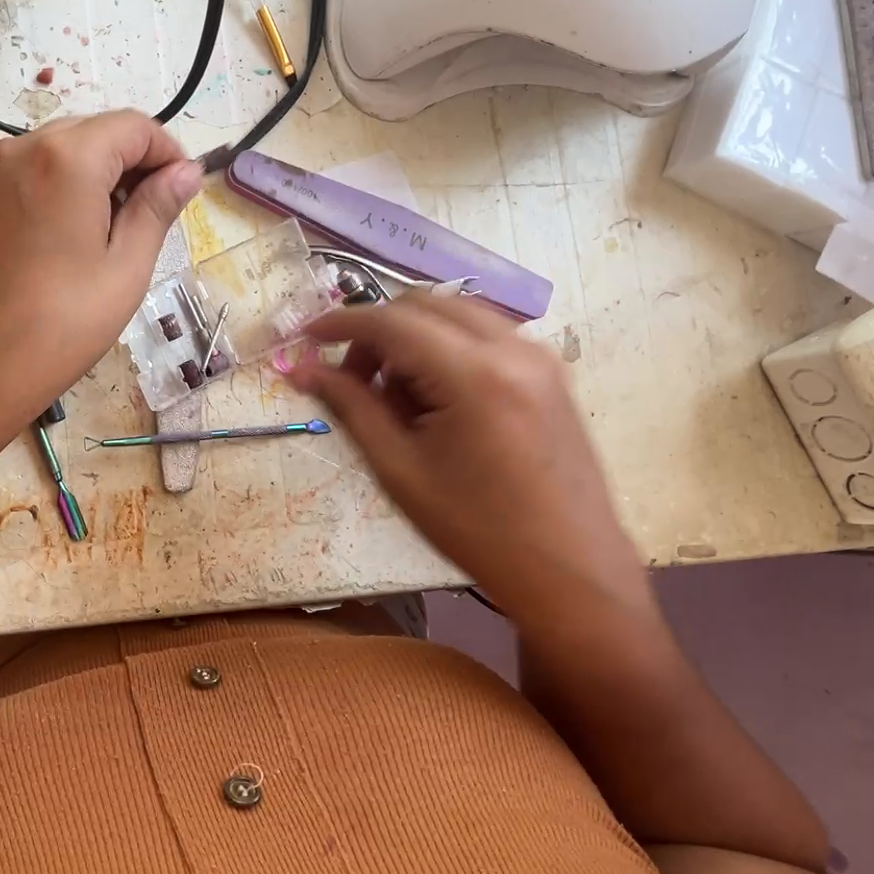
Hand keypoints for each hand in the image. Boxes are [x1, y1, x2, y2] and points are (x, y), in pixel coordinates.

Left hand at [0, 111, 202, 438]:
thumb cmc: (57, 329)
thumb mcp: (124, 271)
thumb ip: (156, 210)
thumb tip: (186, 171)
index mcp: (65, 158)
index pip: (133, 126)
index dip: (168, 152)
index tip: (184, 191)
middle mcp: (19, 150)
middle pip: (92, 133)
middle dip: (130, 164)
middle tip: (149, 218)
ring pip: (57, 155)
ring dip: (93, 179)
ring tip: (108, 237)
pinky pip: (25, 180)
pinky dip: (56, 194)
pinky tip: (63, 247)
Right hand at [291, 296, 647, 616]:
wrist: (569, 569)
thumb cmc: (475, 528)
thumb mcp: (399, 469)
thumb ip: (351, 407)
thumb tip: (305, 370)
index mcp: (474, 375)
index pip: (391, 322)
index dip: (341, 323)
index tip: (305, 337)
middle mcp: (513, 348)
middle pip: (423, 304)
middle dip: (377, 331)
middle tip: (351, 379)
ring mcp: (540, 356)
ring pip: (454, 313)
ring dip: (411, 336)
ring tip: (393, 394)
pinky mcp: (550, 371)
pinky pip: (484, 333)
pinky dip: (445, 346)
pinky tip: (434, 396)